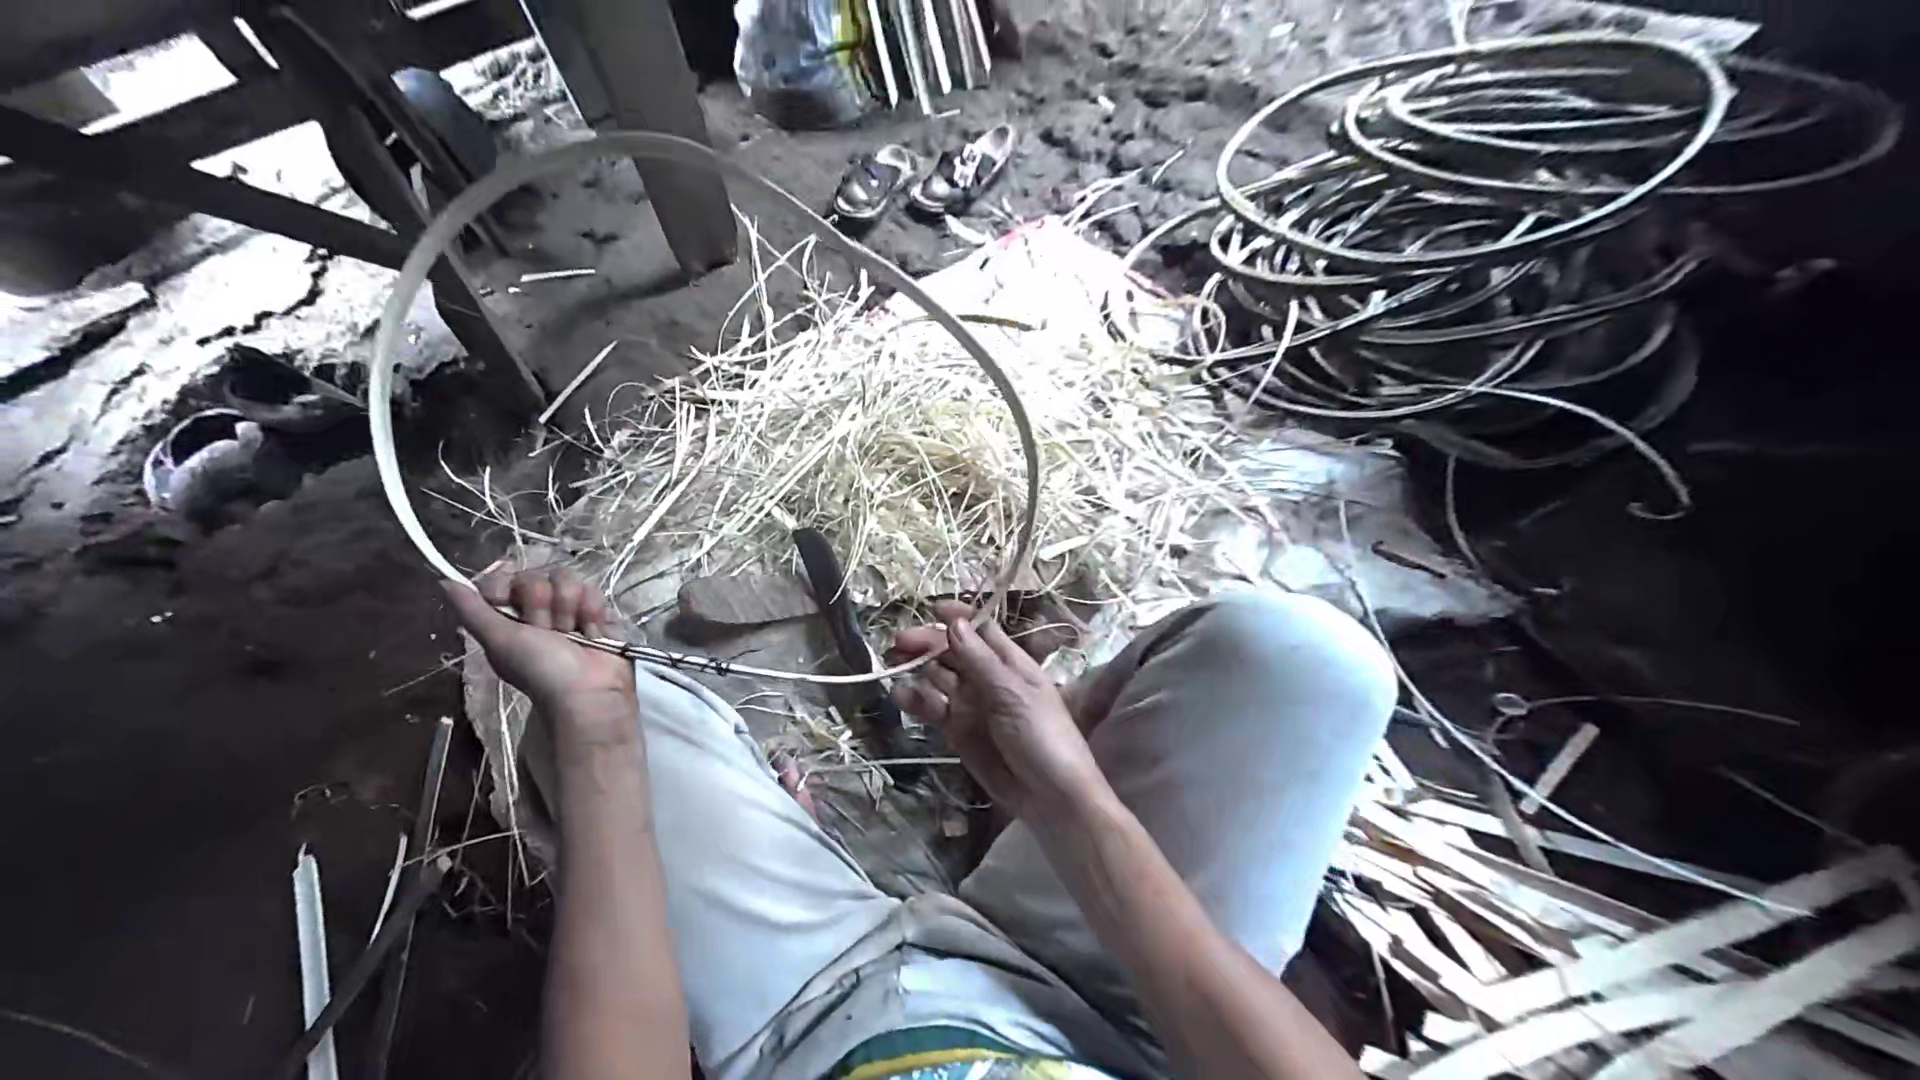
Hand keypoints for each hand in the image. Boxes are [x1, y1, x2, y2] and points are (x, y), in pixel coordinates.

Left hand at [443, 567, 637, 745]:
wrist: (588, 688)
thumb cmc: (540, 668)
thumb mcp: (500, 640)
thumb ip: (473, 610)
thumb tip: (443, 582)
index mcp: (510, 618)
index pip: (505, 579)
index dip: (510, 587)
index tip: (510, 603)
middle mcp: (540, 611)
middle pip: (539, 577)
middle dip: (545, 604)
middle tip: (549, 630)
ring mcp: (571, 611)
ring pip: (570, 582)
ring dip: (572, 609)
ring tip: (575, 634)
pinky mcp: (599, 613)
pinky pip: (596, 593)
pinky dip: (594, 614)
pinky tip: (593, 632)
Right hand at [891, 601, 1109, 815]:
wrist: (1050, 797)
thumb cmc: (1042, 735)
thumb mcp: (1012, 693)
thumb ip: (980, 660)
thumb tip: (954, 622)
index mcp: (1009, 662)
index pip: (980, 629)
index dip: (957, 617)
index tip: (931, 609)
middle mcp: (987, 678)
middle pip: (952, 651)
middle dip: (927, 644)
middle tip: (899, 644)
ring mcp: (971, 704)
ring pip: (939, 677)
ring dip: (918, 669)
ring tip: (895, 667)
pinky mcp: (959, 731)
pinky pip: (934, 709)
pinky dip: (917, 701)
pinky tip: (902, 697)